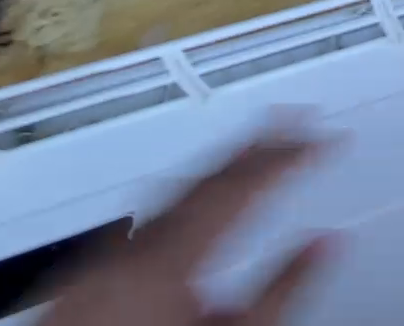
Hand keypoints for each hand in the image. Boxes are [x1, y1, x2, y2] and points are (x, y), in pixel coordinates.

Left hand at [41, 134, 331, 325]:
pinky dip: (182, 194)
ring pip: (170, 194)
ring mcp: (95, 267)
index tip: (324, 136)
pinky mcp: (77, 284)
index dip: (291, 151)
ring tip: (254, 147)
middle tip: (296, 119)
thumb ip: (283, 284)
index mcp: (166, 258)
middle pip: (203, 178)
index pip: (242, 183)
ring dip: (219, 165)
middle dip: (257, 144)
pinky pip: (142, 217)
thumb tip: (326, 240)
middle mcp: (125, 252)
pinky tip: (194, 198)